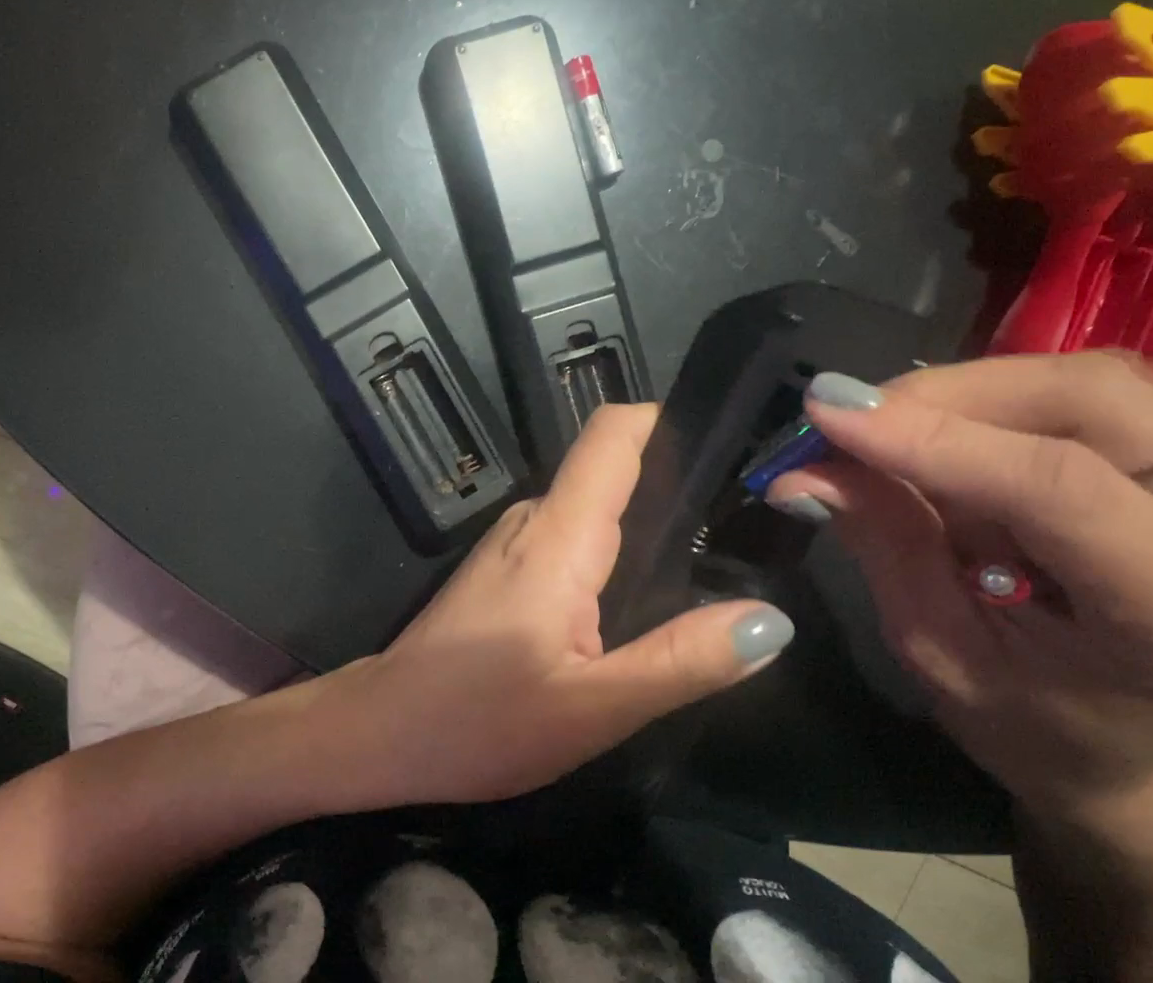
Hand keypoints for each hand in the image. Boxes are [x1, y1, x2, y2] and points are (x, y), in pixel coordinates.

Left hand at [331, 404, 794, 806]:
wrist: (380, 732)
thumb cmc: (477, 721)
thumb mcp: (593, 707)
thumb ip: (682, 661)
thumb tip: (772, 619)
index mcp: (559, 534)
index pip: (615, 434)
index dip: (672, 421)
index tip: (735, 444)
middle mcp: (534, 521)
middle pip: (615, 470)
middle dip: (680, 488)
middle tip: (754, 529)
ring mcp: (513, 544)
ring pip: (596, 510)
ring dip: (650, 529)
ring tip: (714, 570)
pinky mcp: (504, 571)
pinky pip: (573, 542)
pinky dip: (615, 557)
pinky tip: (642, 605)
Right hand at [768, 353, 1152, 813]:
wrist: (1118, 749)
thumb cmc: (1026, 727)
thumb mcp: (937, 650)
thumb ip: (884, 543)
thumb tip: (801, 468)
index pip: (1061, 489)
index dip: (933, 440)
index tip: (825, 413)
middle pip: (1096, 401)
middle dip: (952, 395)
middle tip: (853, 416)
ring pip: (1094, 385)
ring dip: (969, 394)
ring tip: (888, 430)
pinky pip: (1092, 402)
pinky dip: (995, 406)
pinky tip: (943, 438)